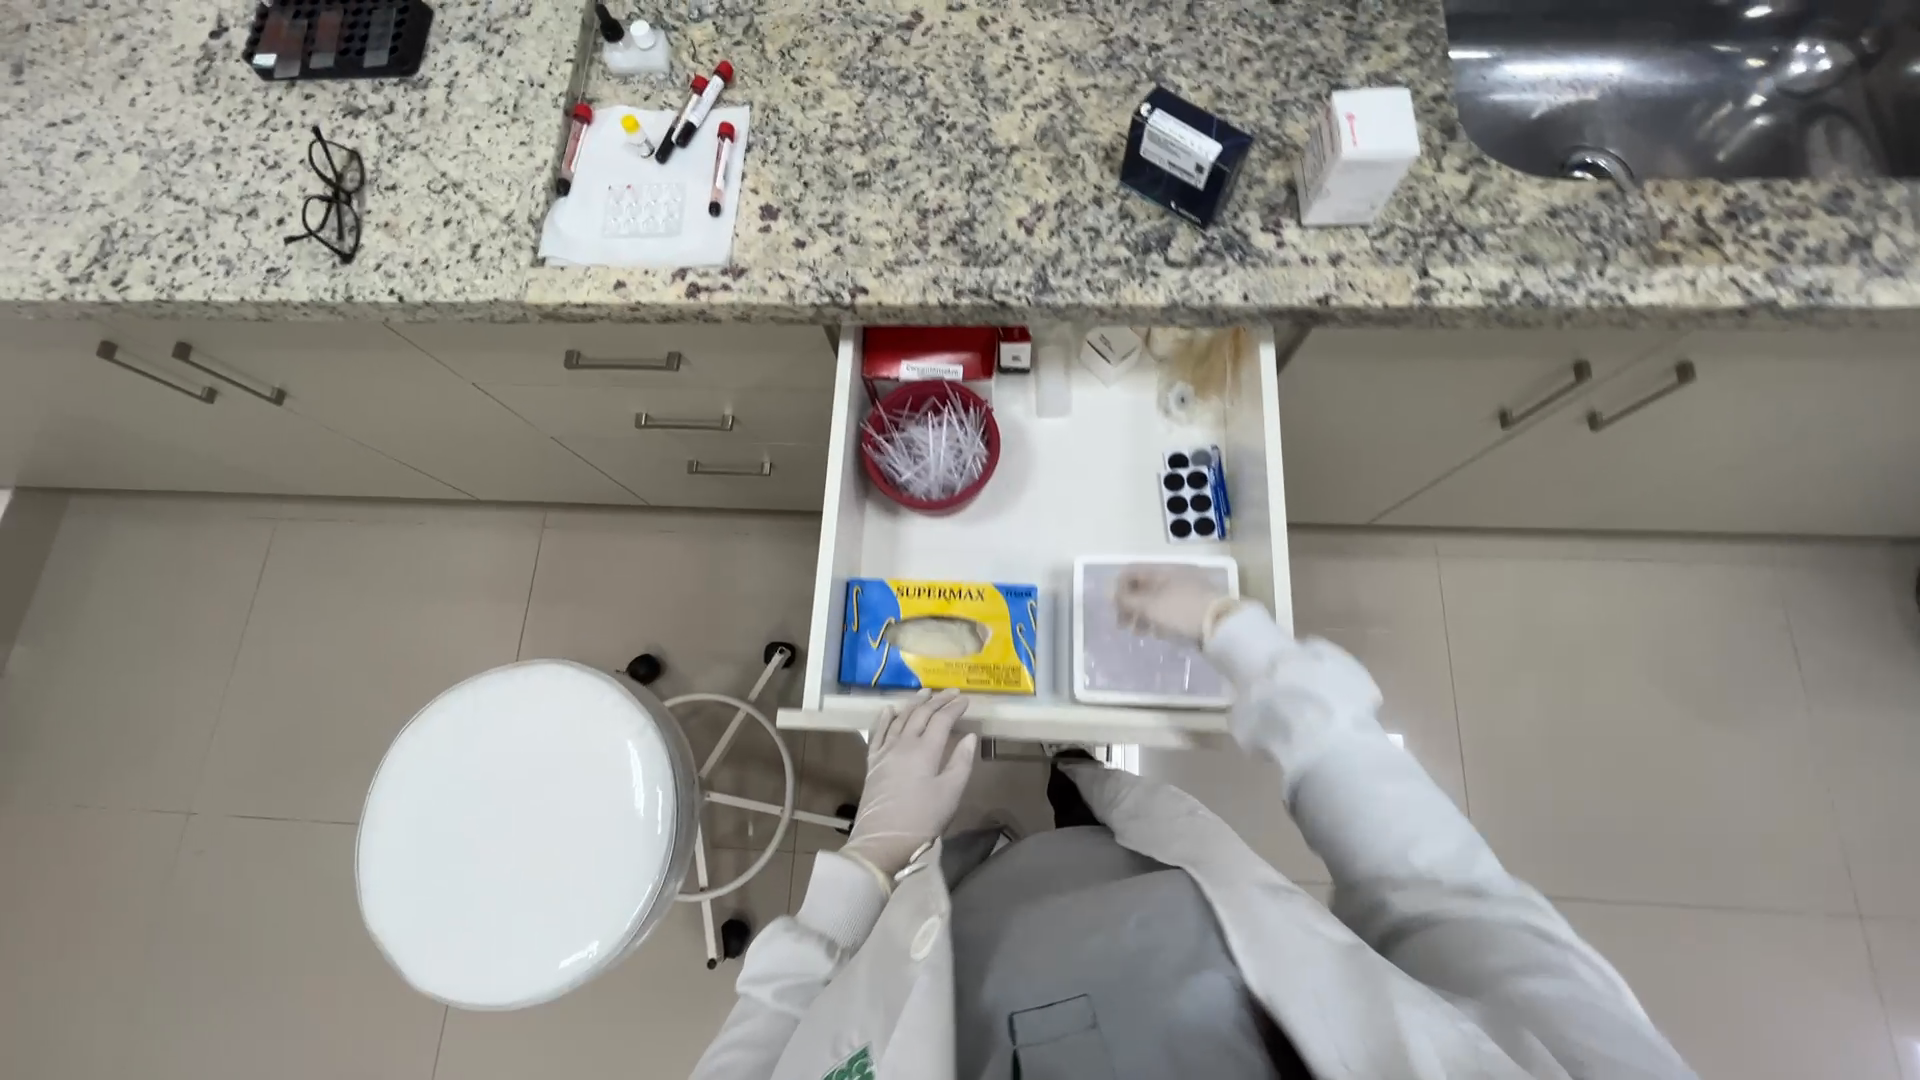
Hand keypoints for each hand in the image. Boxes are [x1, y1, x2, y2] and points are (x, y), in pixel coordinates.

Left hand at [843, 689, 978, 878]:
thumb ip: (961, 762)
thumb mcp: (950, 794)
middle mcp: (903, 743)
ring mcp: (885, 752)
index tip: (966, 700)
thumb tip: (969, 736)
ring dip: (914, 704)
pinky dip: (885, 718)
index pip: (942, 720)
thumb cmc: (921, 820)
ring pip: (900, 719)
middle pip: (921, 714)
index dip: (954, 708)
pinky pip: (878, 733)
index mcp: (925, 750)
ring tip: (925, 692)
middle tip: (950, 692)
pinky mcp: (872, 763)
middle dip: (937, 701)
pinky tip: (889, 710)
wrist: (881, 842)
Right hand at [1112, 563, 1247, 644]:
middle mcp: (1175, 576)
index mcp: (1163, 570)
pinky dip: (1160, 618)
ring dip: (1144, 614)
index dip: (1119, 589)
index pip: (1132, 572)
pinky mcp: (1196, 606)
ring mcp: (1187, 590)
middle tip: (1123, 625)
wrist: (1223, 626)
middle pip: (1144, 587)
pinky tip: (1159, 633)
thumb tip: (1112, 594)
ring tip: (1141, 632)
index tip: (1115, 609)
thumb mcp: (1149, 606)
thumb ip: (1128, 600)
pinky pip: (1170, 609)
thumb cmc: (1181, 612)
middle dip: (1130, 605)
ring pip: (1157, 599)